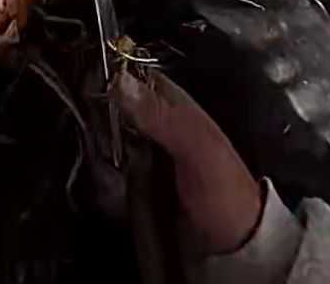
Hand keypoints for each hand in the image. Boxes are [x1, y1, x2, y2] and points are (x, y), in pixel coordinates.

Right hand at [115, 68, 262, 257]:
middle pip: (107, 109)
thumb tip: (119, 81)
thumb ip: (160, 113)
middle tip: (109, 149)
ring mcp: (139, 155)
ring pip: (102, 141)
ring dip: (101, 160)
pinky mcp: (131, 185)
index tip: (93, 94)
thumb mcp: (199, 147)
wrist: (237, 255)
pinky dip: (104, 184)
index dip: (107, 79)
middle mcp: (150, 122)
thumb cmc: (225, 191)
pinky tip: (117, 196)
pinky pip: (104, 174)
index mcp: (169, 102)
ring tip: (116, 181)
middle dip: (100, 128)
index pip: (128, 73)